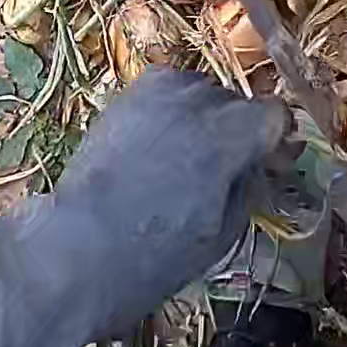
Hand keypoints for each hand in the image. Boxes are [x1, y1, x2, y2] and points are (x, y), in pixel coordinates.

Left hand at [0, 69, 285, 346]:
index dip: (279, 141)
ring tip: (187, 156)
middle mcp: (203, 99)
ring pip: (207, 94)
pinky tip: (161, 140)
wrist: (66, 253)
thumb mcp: (221, 233)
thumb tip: (264, 163)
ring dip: (209, 119)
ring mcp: (164, 91)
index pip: (278, 115)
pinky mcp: (131, 94)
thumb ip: (252, 186)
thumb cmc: (151, 257)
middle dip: (243, 132)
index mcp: (232, 133)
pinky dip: (176, 109)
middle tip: (227, 169)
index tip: (272, 165)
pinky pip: (172, 89)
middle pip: (242, 104)